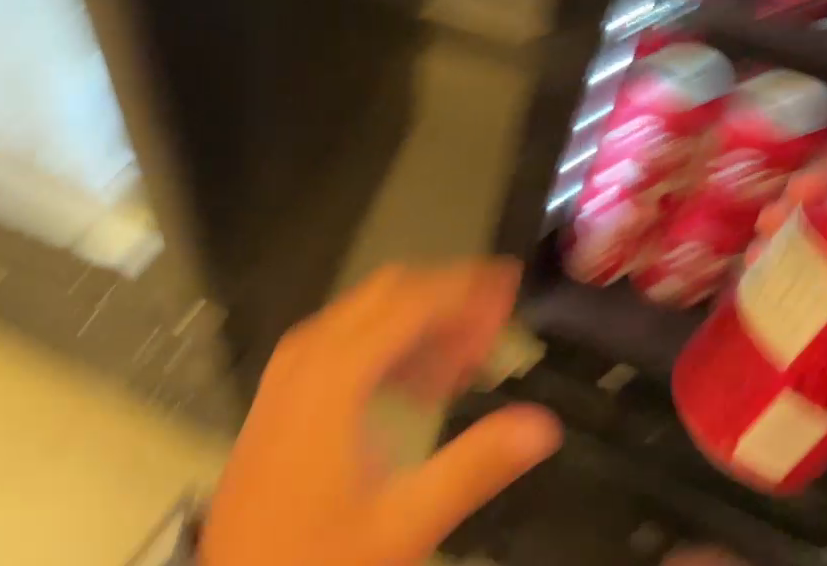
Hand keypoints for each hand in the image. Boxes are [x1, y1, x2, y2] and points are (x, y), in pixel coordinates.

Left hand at [200, 261, 563, 565]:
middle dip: (448, 298)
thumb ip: (474, 466)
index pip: (414, 301)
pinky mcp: (287, 387)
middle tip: (496, 321)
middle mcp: (311, 351)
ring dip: (422, 323)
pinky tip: (422, 383)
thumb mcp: (403, 521)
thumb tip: (539, 426)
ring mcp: (293, 366)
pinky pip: (346, 340)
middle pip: (391, 293)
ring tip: (472, 354)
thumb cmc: (315, 554)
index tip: (508, 287)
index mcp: (337, 370)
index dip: (467, 288)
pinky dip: (391, 345)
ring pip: (368, 313)